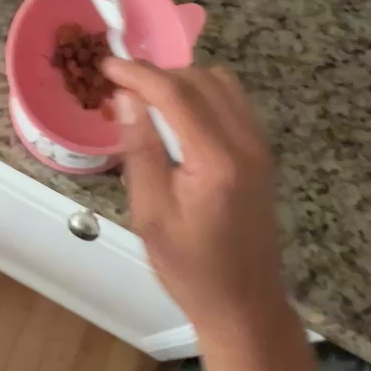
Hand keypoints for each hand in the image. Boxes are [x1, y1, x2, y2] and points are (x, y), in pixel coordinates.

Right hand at [102, 60, 313, 370]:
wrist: (245, 305)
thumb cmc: (190, 268)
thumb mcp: (151, 215)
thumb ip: (141, 150)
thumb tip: (127, 96)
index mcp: (215, 160)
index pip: (175, 93)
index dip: (138, 73)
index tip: (107, 65)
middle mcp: (245, 142)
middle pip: (199, 80)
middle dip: (157, 75)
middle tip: (123, 89)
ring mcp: (259, 144)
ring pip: (220, 82)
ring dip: (182, 80)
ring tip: (149, 99)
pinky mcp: (262, 150)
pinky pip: (234, 99)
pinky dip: (204, 91)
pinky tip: (181, 112)